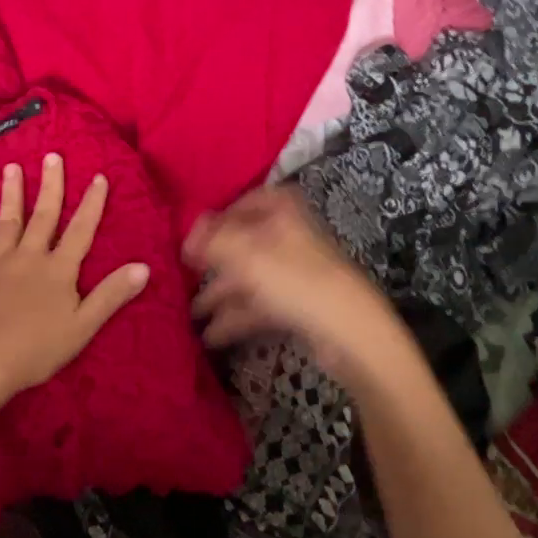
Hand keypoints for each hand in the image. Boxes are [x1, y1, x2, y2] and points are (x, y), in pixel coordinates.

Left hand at [0, 154, 150, 403]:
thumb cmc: (36, 348)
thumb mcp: (83, 326)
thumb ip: (111, 295)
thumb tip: (144, 266)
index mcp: (59, 270)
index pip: (81, 230)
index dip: (92, 204)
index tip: (98, 177)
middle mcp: (30, 256)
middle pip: (43, 215)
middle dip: (51, 185)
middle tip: (52, 156)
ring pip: (9, 220)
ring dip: (13, 192)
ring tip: (14, 167)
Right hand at [183, 184, 385, 350]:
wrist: (351, 334)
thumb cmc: (296, 282)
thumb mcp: (246, 255)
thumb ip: (213, 239)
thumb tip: (188, 231)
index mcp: (282, 214)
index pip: (247, 202)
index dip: (220, 217)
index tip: (196, 236)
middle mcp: (289, 238)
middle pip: (244, 244)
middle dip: (214, 262)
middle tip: (186, 275)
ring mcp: (296, 275)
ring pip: (250, 278)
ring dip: (220, 295)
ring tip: (191, 314)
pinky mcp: (300, 307)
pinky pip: (260, 306)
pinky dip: (236, 318)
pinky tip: (211, 336)